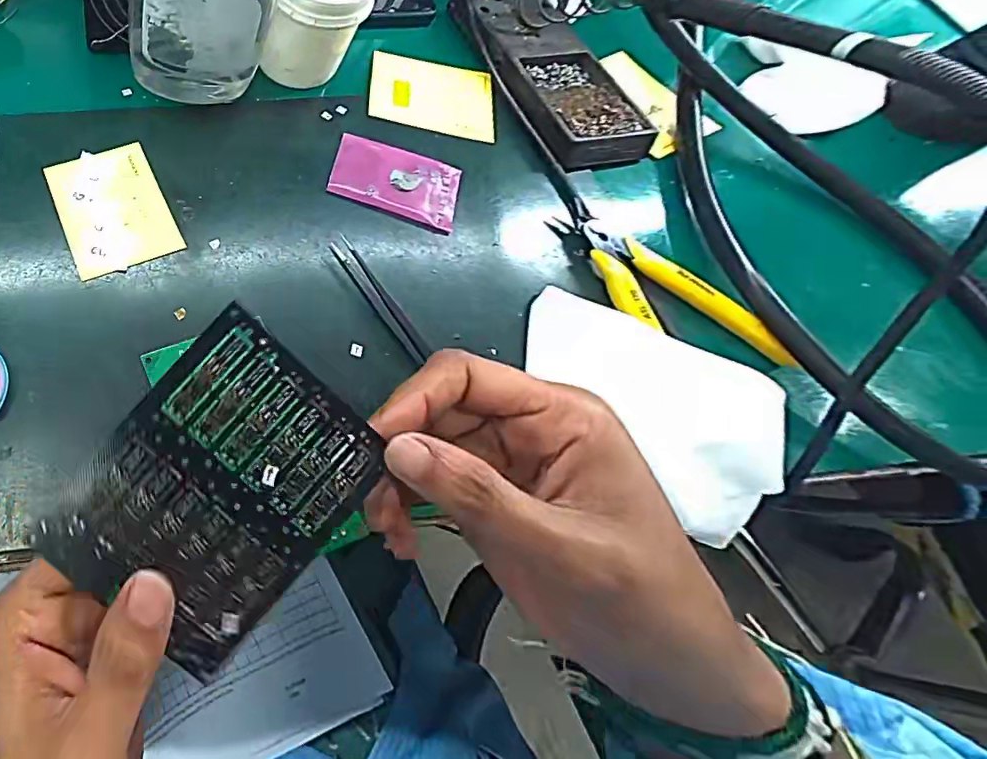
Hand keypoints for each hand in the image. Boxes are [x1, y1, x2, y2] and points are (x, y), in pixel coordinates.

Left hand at [0, 561, 173, 758]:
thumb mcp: (89, 733)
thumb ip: (120, 662)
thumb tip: (152, 582)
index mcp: (22, 614)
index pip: (73, 552)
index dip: (118, 544)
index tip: (162, 538)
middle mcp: (45, 614)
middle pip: (102, 570)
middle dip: (141, 576)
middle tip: (185, 563)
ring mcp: (74, 637)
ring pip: (124, 596)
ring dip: (153, 602)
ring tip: (184, 594)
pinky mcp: (101, 661)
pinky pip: (134, 629)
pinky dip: (155, 630)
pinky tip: (176, 623)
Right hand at [363, 350, 791, 739]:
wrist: (674, 673)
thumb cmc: (646, 605)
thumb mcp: (561, 550)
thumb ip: (477, 494)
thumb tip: (400, 447)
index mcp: (560, 418)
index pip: (465, 377)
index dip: (414, 399)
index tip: (380, 438)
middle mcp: (525, 428)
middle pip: (433, 411)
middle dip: (398, 451)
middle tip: (375, 494)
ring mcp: (501, 460)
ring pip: (418, 445)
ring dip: (393, 482)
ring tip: (388, 524)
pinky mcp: (481, 491)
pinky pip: (424, 479)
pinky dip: (402, 503)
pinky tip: (402, 534)